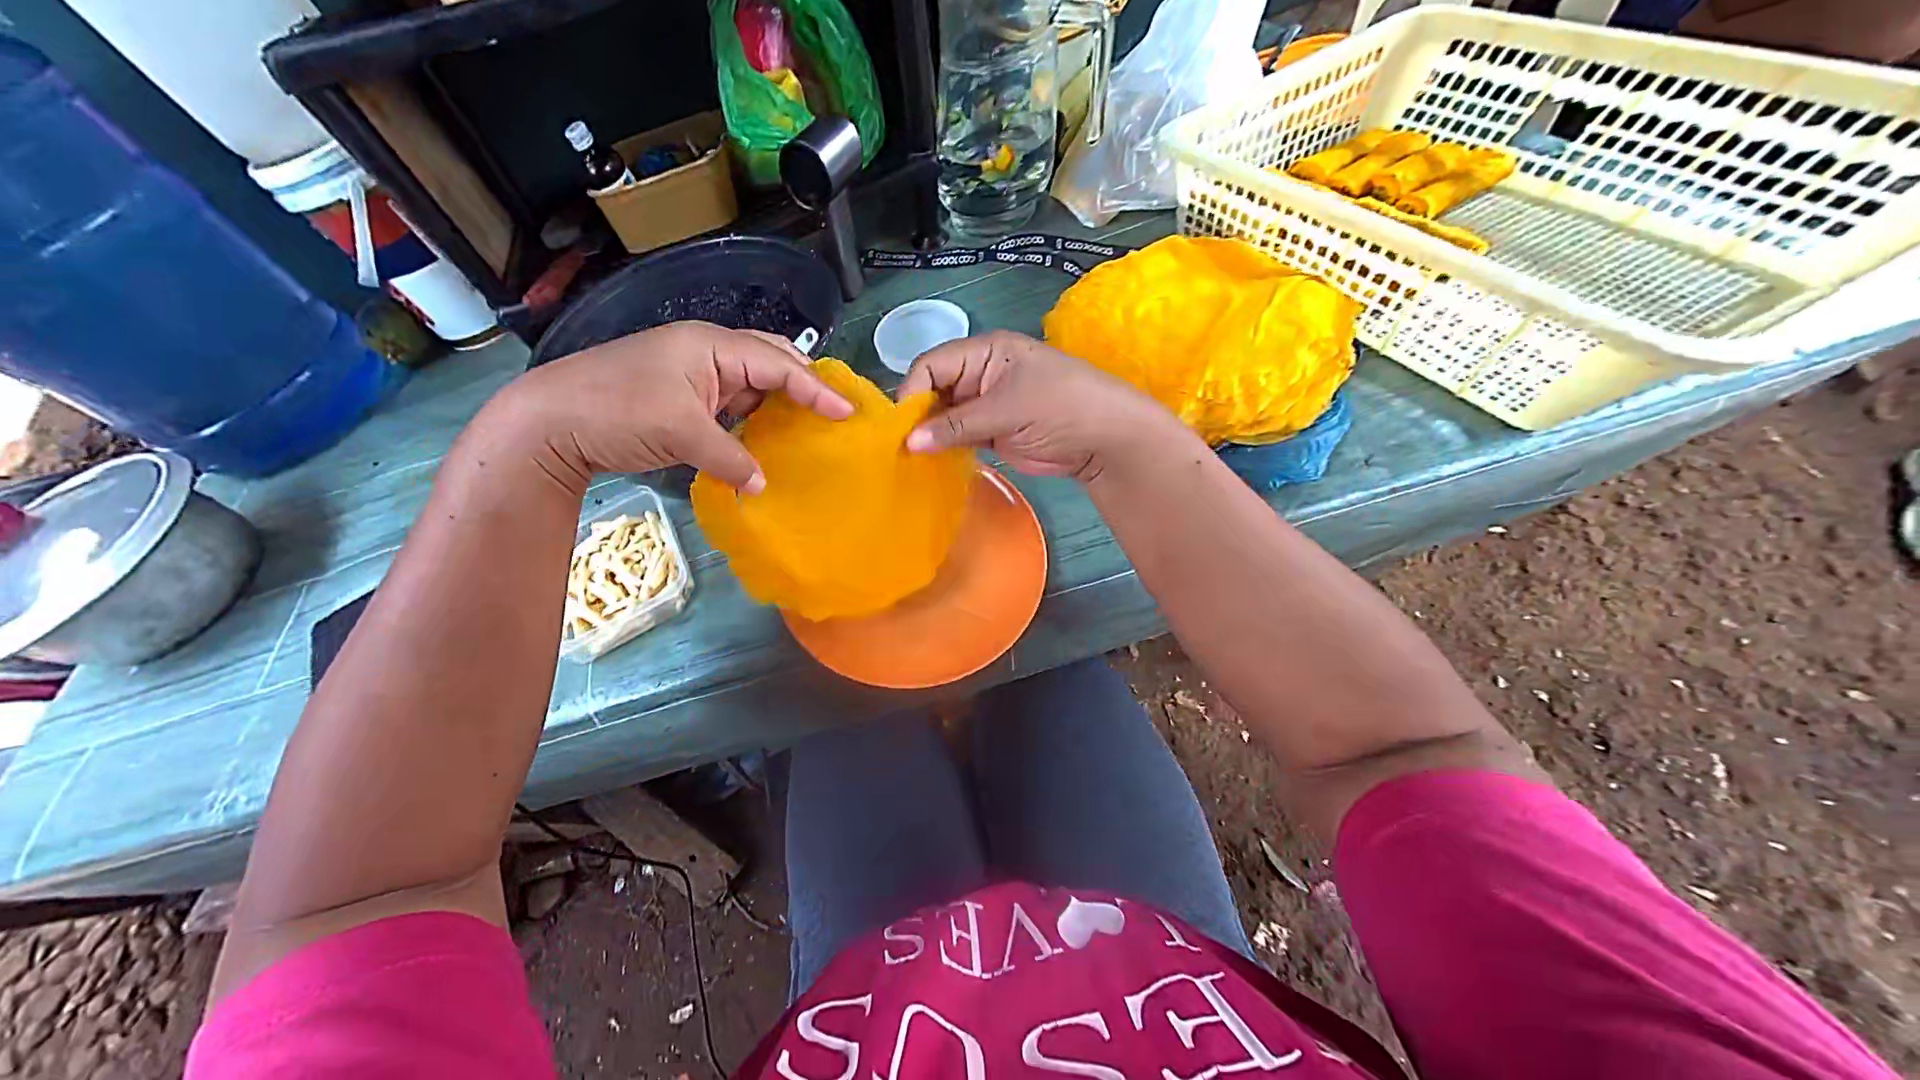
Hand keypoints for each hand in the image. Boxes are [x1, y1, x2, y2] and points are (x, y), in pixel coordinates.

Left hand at [494, 321, 851, 491]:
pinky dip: (753, 415)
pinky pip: (731, 400)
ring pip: (751, 379)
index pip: (777, 363)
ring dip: (779, 400)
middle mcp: (706, 350)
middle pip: (769, 358)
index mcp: (710, 344)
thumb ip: (730, 458)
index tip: (847, 412)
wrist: (548, 421)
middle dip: (803, 382)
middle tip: (833, 409)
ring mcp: (692, 371)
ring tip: (809, 423)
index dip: (815, 388)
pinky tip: (765, 434)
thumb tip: (762, 485)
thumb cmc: (617, 412)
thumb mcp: (681, 434)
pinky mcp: (681, 394)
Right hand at [898, 331, 1189, 482]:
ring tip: (909, 459)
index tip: (901, 426)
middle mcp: (979, 374)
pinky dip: (944, 449)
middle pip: (933, 391)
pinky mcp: (991, 433)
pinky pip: (958, 437)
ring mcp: (985, 405)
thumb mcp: (1007, 409)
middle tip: (900, 448)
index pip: (932, 365)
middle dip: (917, 416)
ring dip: (929, 436)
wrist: (1105, 439)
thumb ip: (957, 424)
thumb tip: (910, 442)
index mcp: (983, 352)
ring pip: (943, 417)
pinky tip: (930, 463)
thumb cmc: (1060, 407)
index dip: (913, 392)